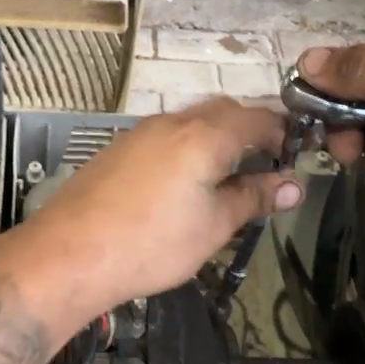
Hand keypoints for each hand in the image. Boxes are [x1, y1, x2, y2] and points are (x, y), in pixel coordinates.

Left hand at [18, 98, 301, 312]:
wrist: (69, 252)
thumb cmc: (151, 243)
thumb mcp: (213, 226)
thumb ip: (253, 198)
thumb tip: (292, 185)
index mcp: (203, 135)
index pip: (256, 119)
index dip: (281, 134)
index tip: (295, 156)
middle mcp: (170, 123)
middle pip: (221, 111)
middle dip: (248, 130)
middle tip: (264, 164)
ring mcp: (138, 133)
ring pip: (189, 122)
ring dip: (215, 138)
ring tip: (226, 177)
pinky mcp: (116, 149)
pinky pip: (163, 137)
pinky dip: (185, 148)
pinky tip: (182, 183)